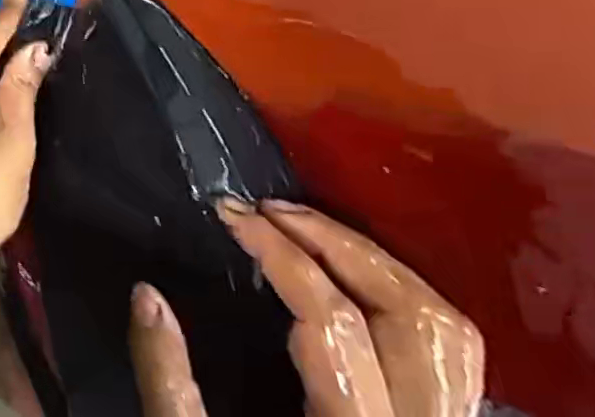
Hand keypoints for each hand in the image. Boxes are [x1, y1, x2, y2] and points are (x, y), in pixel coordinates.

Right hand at [129, 199, 483, 416]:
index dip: (279, 254)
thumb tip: (146, 293)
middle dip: (335, 243)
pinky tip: (347, 272)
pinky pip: (447, 350)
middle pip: (411, 316)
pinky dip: (396, 292)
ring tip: (305, 227)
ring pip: (446, 330)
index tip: (229, 215)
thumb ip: (169, 383)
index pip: (331, 323)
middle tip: (270, 211)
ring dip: (373, 260)